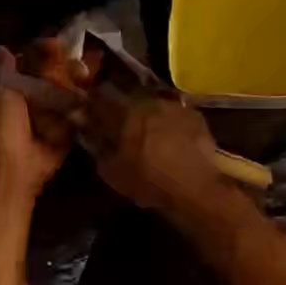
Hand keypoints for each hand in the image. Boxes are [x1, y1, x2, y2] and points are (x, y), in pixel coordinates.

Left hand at [0, 40, 87, 202]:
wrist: (16, 165)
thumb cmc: (4, 124)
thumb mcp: (0, 90)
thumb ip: (5, 68)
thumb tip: (3, 48)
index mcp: (13, 88)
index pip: (32, 63)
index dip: (45, 51)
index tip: (60, 43)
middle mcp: (33, 101)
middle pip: (55, 77)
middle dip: (69, 65)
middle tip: (85, 56)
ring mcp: (51, 117)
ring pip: (69, 93)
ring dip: (81, 81)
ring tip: (96, 67)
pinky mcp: (66, 133)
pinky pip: (78, 115)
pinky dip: (87, 103)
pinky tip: (98, 89)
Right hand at [84, 89, 239, 220]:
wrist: (195, 188)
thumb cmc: (148, 181)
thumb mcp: (113, 172)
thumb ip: (98, 148)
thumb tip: (88, 134)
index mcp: (125, 111)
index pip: (103, 96)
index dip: (96, 104)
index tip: (92, 113)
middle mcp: (150, 101)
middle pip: (132, 98)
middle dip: (125, 110)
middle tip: (123, 125)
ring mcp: (176, 107)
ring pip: (156, 105)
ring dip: (150, 115)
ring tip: (150, 132)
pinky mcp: (196, 116)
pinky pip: (177, 115)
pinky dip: (172, 123)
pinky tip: (173, 137)